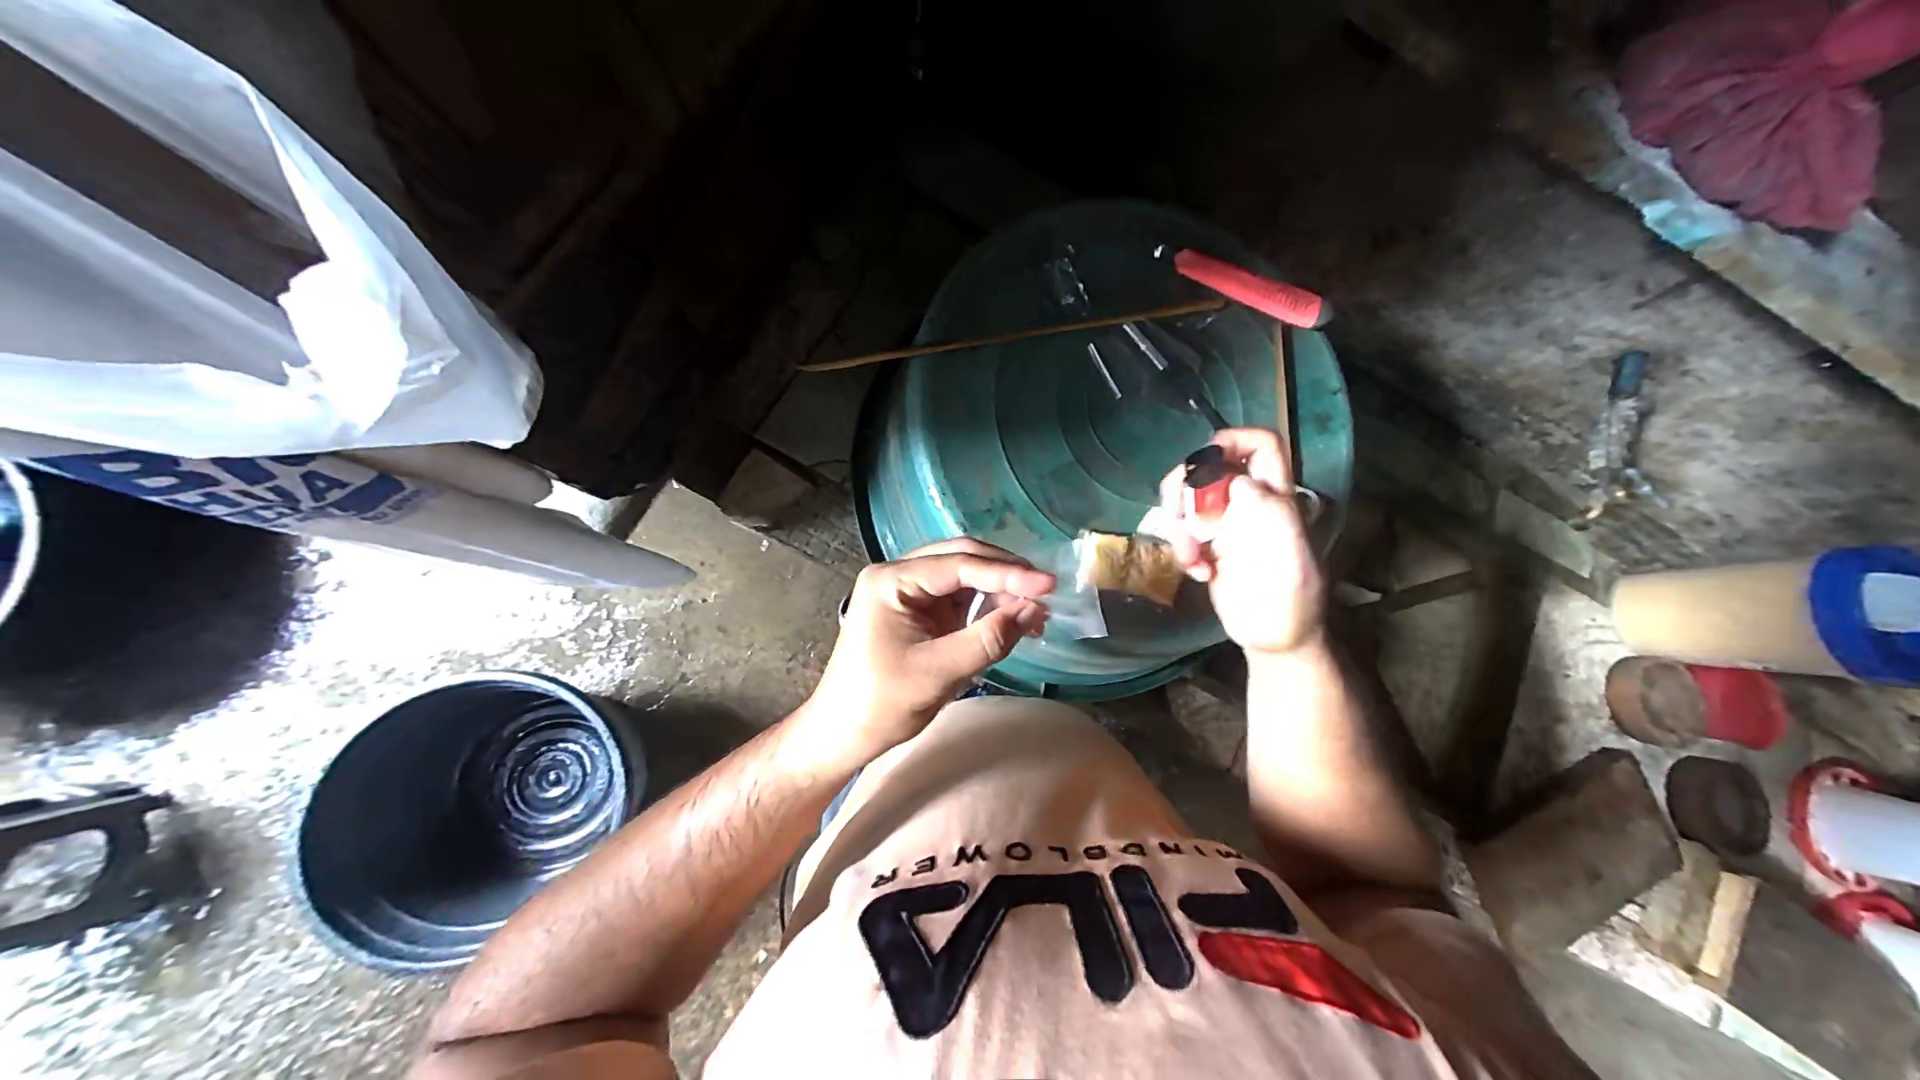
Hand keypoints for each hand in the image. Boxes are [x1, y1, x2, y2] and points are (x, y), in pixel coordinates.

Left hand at [801, 539, 1052, 768]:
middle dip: (1005, 575)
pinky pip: (961, 600)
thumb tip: (1033, 611)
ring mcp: (909, 594)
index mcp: (890, 580)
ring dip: (1000, 591)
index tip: (1048, 585)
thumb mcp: (937, 673)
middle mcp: (899, 577)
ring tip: (1037, 612)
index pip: (958, 565)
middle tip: (1047, 592)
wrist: (842, 734)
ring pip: (965, 578)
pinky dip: (988, 609)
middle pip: (962, 560)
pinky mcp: (920, 614)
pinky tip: (1015, 621)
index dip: (1007, 573)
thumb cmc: (880, 704)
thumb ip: (987, 640)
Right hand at [1158, 428, 1325, 657]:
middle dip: (1187, 488)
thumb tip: (1235, 482)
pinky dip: (1181, 549)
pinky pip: (1182, 533)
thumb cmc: (1292, 598)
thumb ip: (1267, 512)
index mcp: (1275, 497)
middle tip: (1180, 515)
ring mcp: (1227, 526)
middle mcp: (1249, 504)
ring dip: (1179, 526)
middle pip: (1209, 469)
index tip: (1206, 459)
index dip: (1235, 440)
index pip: (1262, 447)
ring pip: (1189, 501)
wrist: (1276, 639)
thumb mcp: (1289, 553)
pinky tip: (1198, 572)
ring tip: (1192, 557)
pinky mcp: (1208, 548)